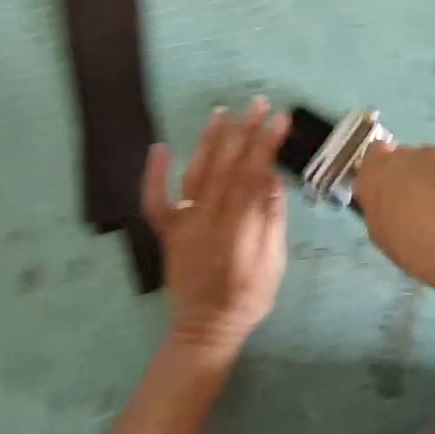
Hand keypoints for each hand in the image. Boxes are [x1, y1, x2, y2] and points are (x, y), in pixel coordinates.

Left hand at [141, 100, 289, 353]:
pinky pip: (156, 200)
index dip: (267, 145)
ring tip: (222, 111)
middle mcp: (208, 220)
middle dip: (244, 132)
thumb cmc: (249, 298)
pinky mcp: (168, 233)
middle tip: (258, 103)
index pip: (254, 175)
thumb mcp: (274, 263)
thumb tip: (272, 180)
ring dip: (209, 140)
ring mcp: (184, 225)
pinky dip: (154, 174)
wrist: (205, 330)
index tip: (280, 119)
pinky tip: (160, 147)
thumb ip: (271, 221)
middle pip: (228, 167)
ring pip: (196, 174)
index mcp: (238, 229)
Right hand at [352, 145, 434, 278]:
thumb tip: (386, 199)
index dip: (385, 169)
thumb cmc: (409, 243)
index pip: (375, 153)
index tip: (391, 187)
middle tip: (423, 205)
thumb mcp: (381, 230)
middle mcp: (404, 155)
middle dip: (414, 176)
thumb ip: (380, 205)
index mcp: (376, 171)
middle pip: (407, 159)